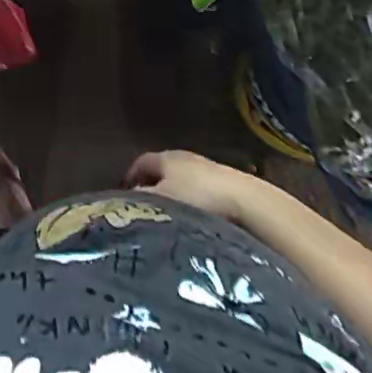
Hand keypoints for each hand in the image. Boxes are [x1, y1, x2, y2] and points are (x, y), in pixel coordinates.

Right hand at [126, 150, 274, 222]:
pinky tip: (195, 215)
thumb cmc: (197, 196)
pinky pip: (198, 188)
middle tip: (146, 207)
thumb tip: (129, 200)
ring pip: (180, 179)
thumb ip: (142, 199)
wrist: (246, 200)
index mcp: (164, 157)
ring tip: (170, 214)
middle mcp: (183, 156)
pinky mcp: (223, 181)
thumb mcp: (163, 200)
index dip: (130, 177)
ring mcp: (205, 167)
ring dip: (173, 193)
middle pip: (160, 169)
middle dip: (151, 185)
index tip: (125, 196)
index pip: (140, 162)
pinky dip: (191, 198)